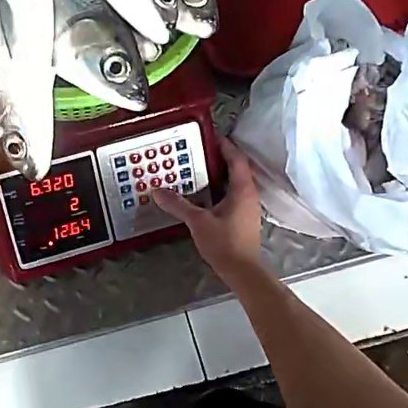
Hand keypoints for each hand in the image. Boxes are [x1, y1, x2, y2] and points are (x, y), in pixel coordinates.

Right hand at [147, 138, 265, 285]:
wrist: (242, 271)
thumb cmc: (224, 243)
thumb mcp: (198, 221)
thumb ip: (178, 204)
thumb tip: (158, 191)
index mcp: (242, 189)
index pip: (236, 158)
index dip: (224, 145)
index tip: (210, 136)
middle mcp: (249, 194)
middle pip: (237, 168)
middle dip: (220, 158)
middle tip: (199, 151)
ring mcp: (249, 207)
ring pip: (235, 182)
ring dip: (220, 174)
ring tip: (199, 169)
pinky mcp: (244, 218)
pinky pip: (234, 195)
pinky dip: (221, 188)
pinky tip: (205, 193)